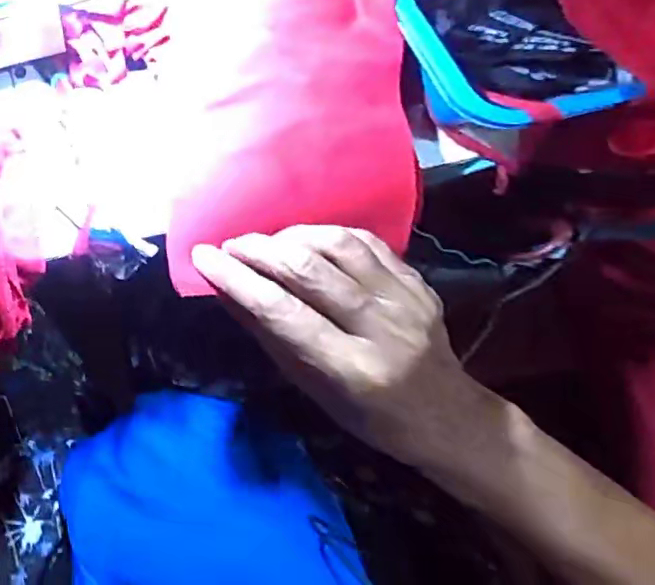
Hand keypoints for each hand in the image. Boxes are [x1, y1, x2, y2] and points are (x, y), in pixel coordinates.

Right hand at [191, 225, 500, 469]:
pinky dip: (322, 234)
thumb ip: (264, 329)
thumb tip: (217, 283)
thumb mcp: (307, 383)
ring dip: (288, 237)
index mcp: (353, 368)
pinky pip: (362, 240)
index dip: (236, 278)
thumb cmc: (367, 412)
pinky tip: (305, 244)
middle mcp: (384, 330)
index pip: (282, 310)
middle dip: (257, 250)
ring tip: (267, 245)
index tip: (202, 255)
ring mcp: (407, 302)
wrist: (452, 420)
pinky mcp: (418, 282)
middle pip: (308, 270)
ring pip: (335, 245)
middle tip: (229, 247)